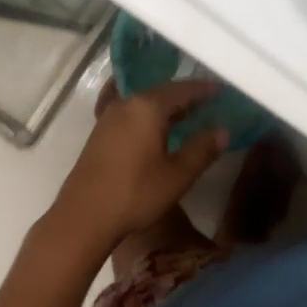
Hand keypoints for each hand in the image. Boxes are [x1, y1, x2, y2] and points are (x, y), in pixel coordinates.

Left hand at [44, 80, 228, 252]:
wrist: (83, 217)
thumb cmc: (135, 194)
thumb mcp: (177, 175)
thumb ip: (202, 149)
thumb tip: (223, 130)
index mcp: (147, 107)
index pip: (182, 90)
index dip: (204, 89)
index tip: (222, 90)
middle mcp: (127, 103)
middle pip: (162, 91)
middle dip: (186, 95)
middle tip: (209, 101)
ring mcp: (109, 116)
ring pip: (144, 101)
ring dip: (166, 105)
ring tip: (186, 114)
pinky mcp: (100, 131)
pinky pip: (131, 111)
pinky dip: (148, 113)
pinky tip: (153, 125)